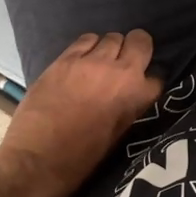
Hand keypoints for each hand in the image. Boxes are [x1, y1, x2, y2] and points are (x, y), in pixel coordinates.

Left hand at [0, 30, 161, 196]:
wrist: (38, 159)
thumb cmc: (81, 158)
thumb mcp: (118, 134)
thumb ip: (130, 107)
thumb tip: (131, 94)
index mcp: (136, 95)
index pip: (157, 76)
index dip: (148, 82)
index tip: (141, 87)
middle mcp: (119, 71)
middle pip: (140, 41)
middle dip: (137, 49)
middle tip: (125, 62)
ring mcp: (91, 61)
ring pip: (112, 37)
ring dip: (111, 48)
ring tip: (100, 63)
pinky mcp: (66, 59)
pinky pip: (86, 39)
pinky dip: (88, 46)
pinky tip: (82, 60)